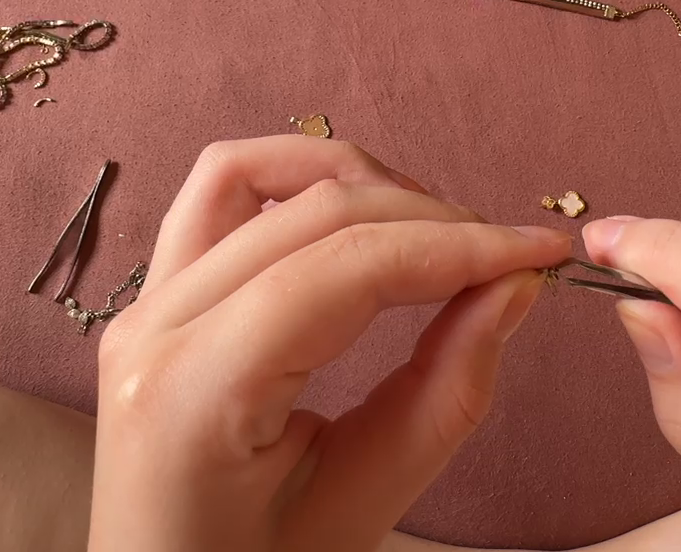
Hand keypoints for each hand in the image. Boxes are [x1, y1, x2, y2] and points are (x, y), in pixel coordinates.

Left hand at [88, 136, 571, 551]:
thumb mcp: (359, 511)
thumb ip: (445, 393)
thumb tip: (512, 285)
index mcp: (191, 393)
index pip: (345, 269)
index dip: (454, 247)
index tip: (535, 250)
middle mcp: (154, 323)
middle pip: (313, 210)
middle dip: (425, 216)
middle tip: (499, 252)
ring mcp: (145, 298)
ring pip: (254, 170)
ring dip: (355, 176)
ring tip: (426, 224)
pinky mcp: (156, 288)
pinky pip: (223, 189)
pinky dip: (296, 174)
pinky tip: (351, 210)